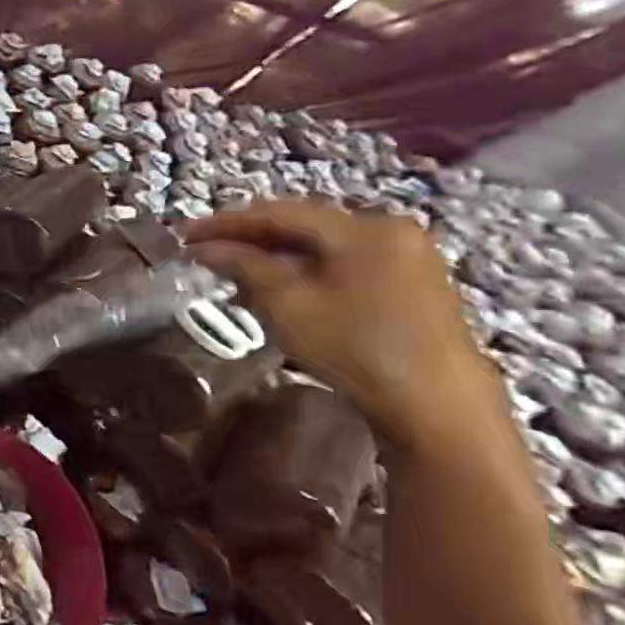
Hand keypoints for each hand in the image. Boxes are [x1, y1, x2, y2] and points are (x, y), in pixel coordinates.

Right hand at [181, 200, 506, 460]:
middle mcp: (389, 230)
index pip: (279, 212)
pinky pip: (345, 266)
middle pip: (304, 226)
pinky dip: (306, 273)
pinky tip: (280, 292)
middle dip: (250, 239)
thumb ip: (246, 268)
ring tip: (234, 274)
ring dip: (276, 258)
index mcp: (363, 227)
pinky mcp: (413, 286)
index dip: (227, 222)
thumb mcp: (290, 307)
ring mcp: (407, 258)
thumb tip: (207, 249)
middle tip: (206, 253)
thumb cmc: (358, 351)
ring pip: (324, 248)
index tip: (186, 235)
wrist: (439, 411)